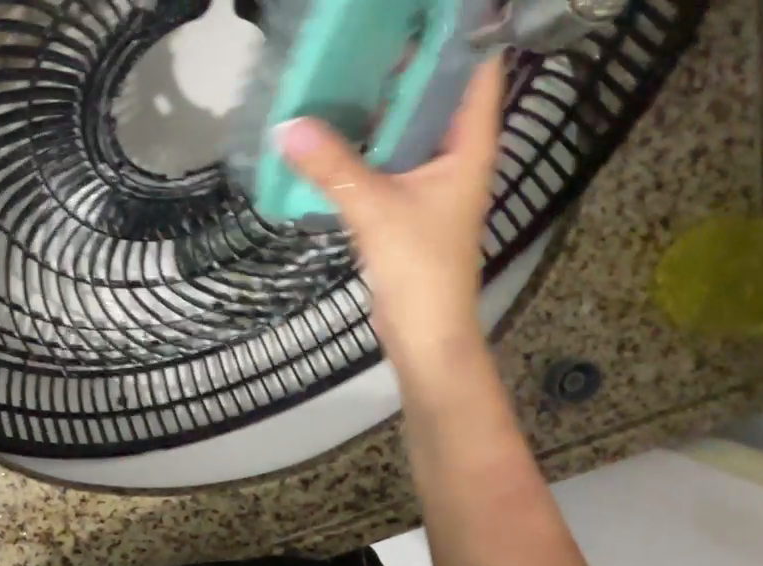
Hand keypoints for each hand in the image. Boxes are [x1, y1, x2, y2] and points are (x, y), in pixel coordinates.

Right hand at [276, 58, 506, 393]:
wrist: (425, 336)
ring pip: (406, 126)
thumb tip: (286, 126)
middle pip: (436, 90)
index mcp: (469, 142)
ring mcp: (430, 181)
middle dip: (404, 60)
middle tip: (363, 31)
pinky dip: (363, 143)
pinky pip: (385, 159)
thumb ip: (332, 167)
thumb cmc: (421, 270)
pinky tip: (331, 129)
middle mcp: (455, 153)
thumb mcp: (375, 210)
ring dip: (378, 104)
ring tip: (340, 68)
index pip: (475, 64)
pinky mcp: (404, 206)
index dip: (455, 29)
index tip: (414, 9)